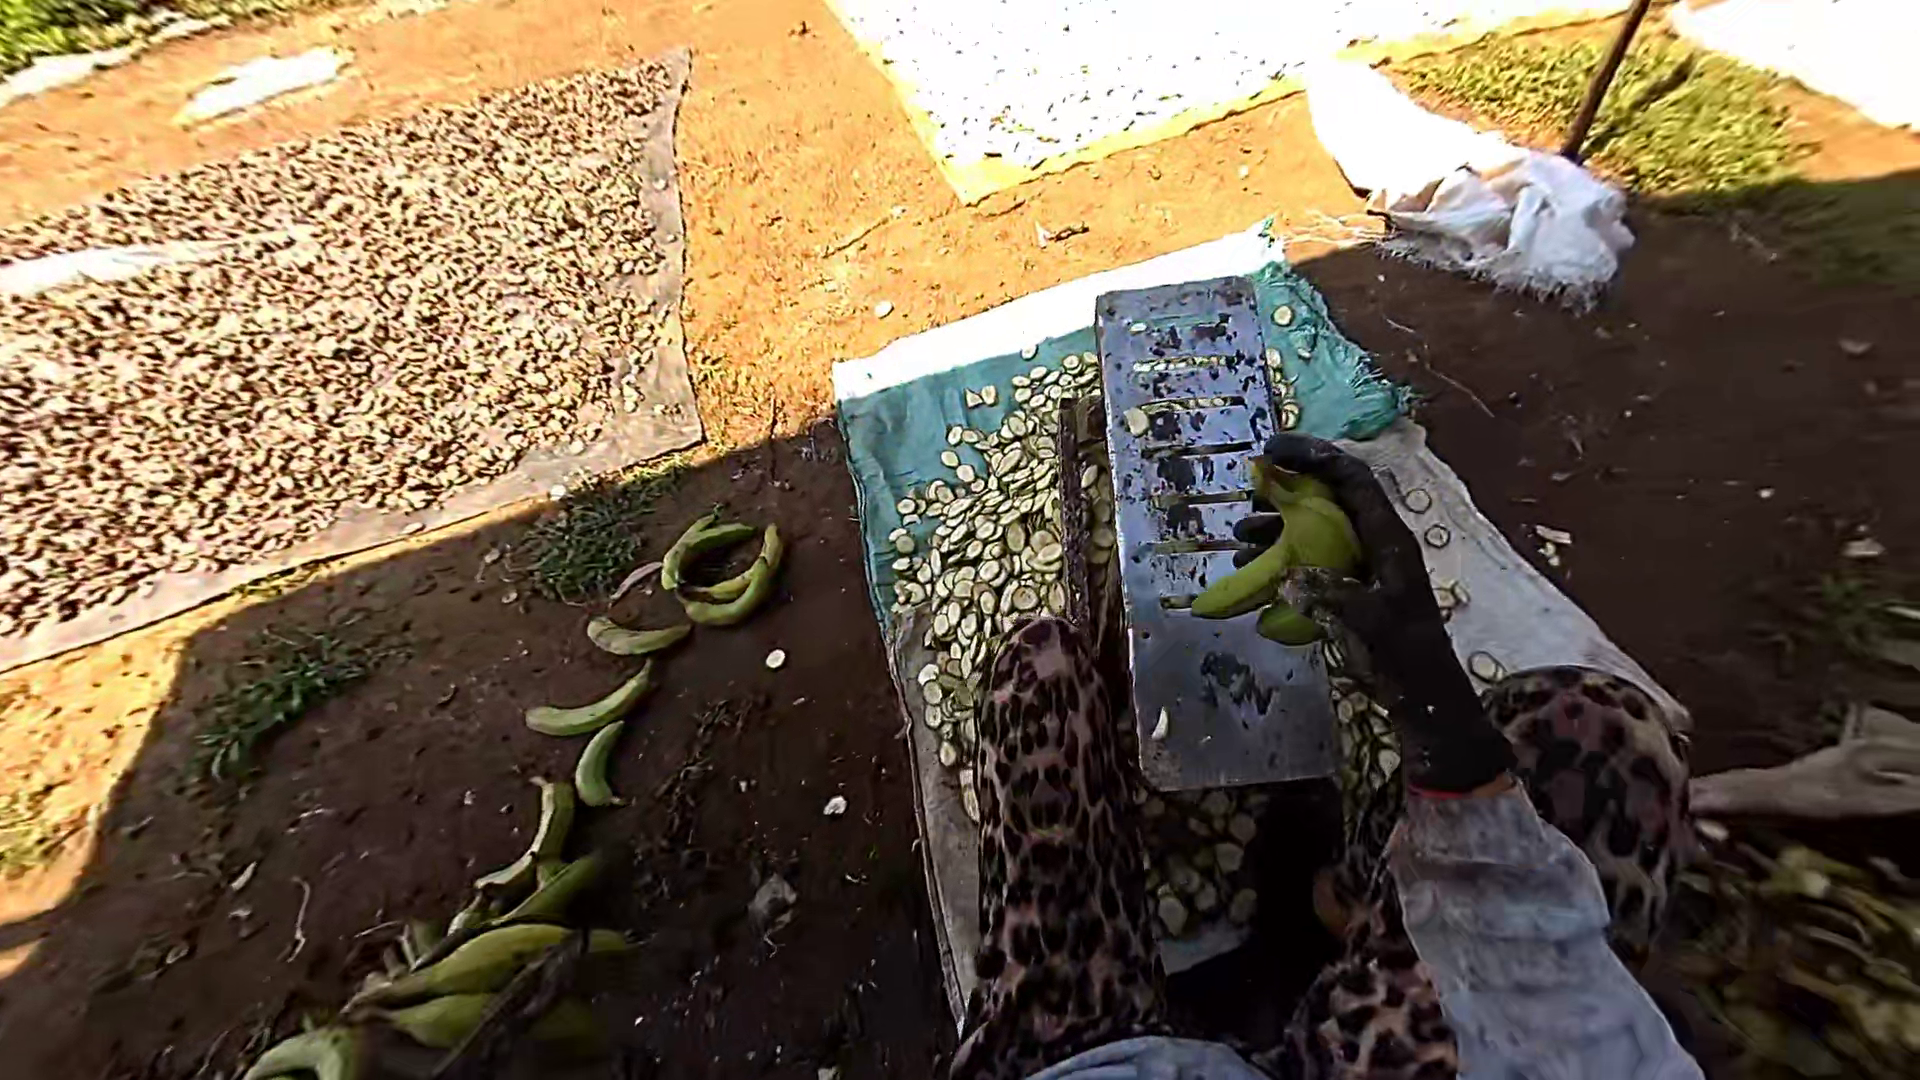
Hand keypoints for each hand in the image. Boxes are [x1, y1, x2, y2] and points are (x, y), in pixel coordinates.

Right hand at [1234, 433, 1512, 792]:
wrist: (1419, 693)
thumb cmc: (1406, 656)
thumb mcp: (1375, 623)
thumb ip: (1336, 596)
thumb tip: (1290, 576)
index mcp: (1386, 537)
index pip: (1350, 479)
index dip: (1312, 456)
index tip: (1269, 450)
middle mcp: (1368, 540)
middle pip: (1323, 497)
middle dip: (1282, 493)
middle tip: (1248, 503)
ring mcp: (1352, 561)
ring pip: (1307, 526)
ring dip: (1271, 527)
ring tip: (1242, 539)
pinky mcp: (1337, 582)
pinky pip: (1300, 555)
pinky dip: (1273, 555)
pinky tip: (1250, 566)